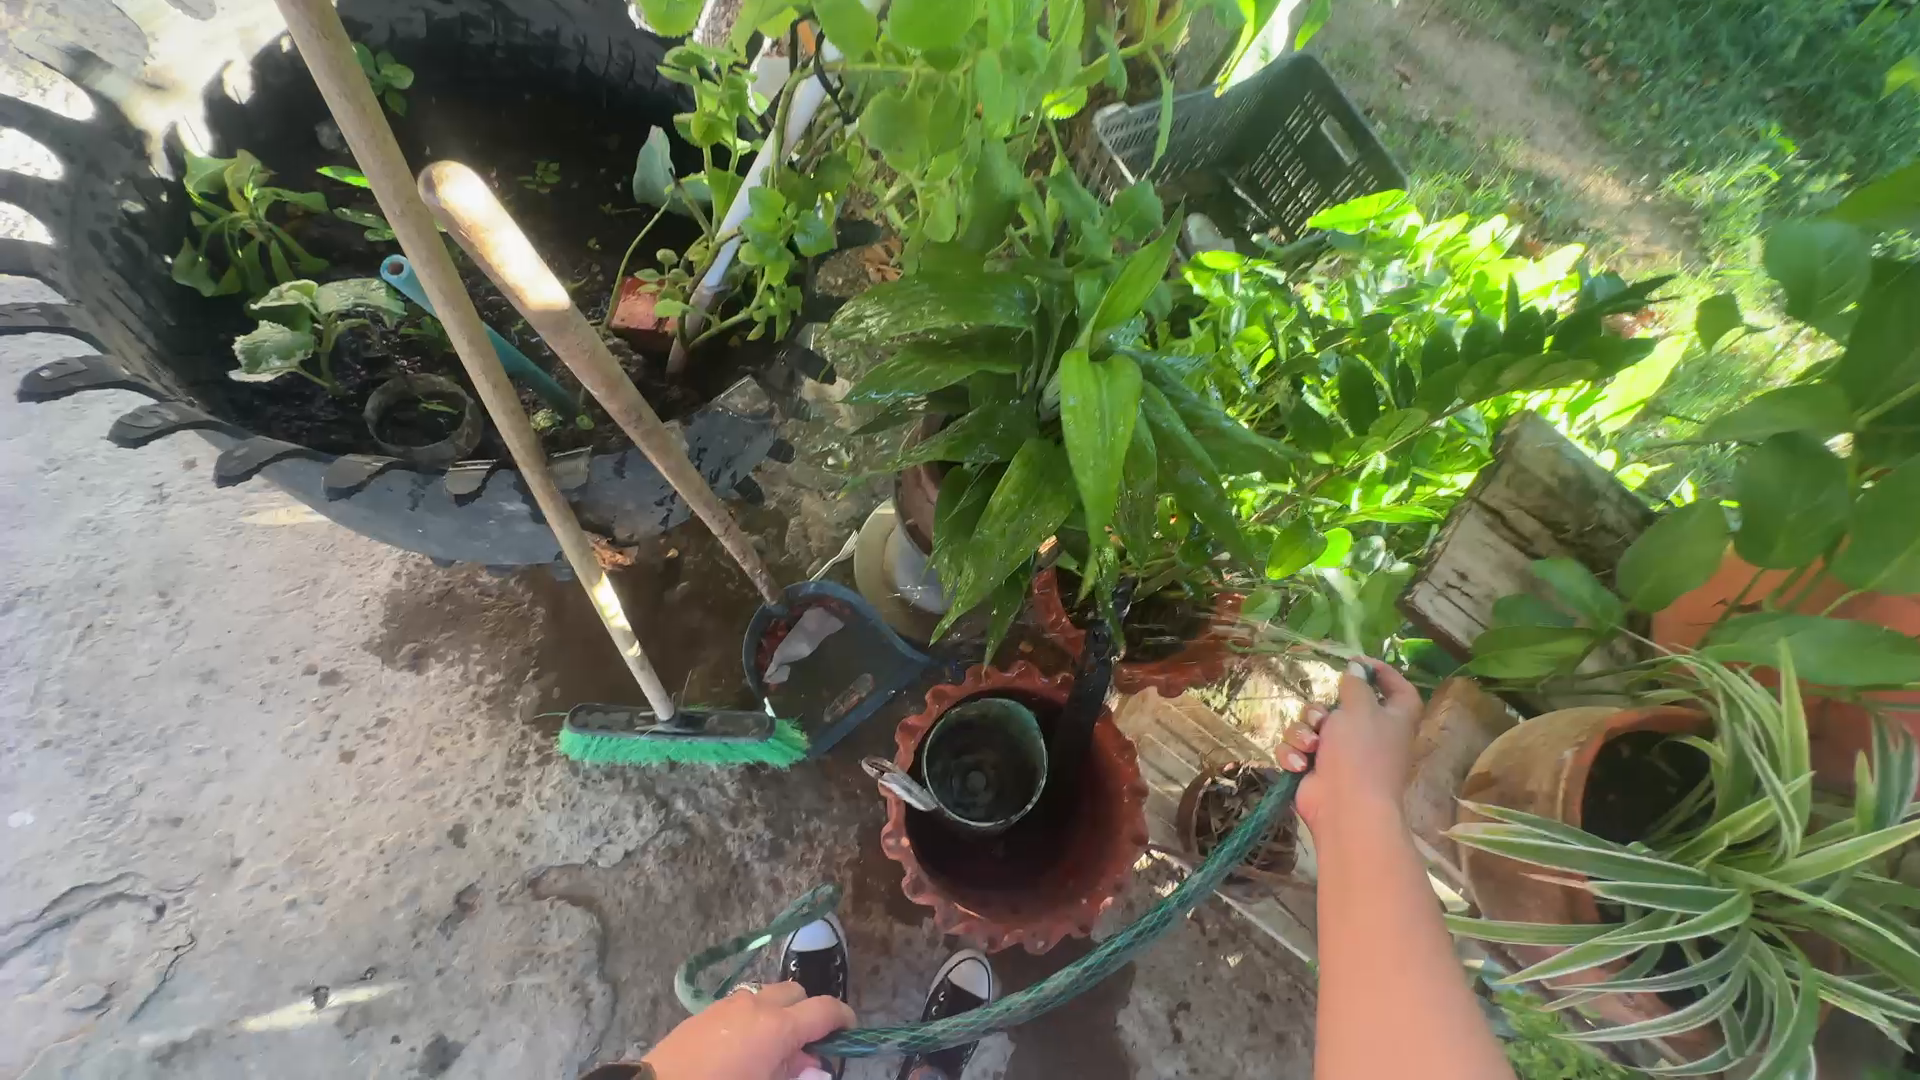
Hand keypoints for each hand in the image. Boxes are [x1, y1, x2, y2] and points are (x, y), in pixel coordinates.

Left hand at [643, 982, 854, 1079]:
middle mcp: (758, 1005)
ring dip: (780, 1015)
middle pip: (797, 992)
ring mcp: (729, 1005)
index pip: (824, 1010)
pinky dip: (754, 1019)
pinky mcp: (706, 1012)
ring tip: (770, 1053)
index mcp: (778, 1028)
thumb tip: (814, 1070)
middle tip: (803, 1051)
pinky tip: (741, 1051)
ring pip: (769, 995)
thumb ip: (795, 1077)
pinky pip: (743, 1005)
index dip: (842, 1018)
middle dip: (807, 1014)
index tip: (849, 1031)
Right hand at [1276, 657, 1422, 831]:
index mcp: (1391, 720)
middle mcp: (1366, 735)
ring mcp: (1338, 754)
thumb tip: (1357, 670)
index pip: (1399, 691)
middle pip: (1339, 707)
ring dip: (1303, 733)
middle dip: (1321, 710)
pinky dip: (1293, 754)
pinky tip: (1299, 765)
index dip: (1384, 674)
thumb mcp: (1360, 710)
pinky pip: (1295, 748)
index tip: (1359, 663)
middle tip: (1323, 720)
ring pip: (1309, 726)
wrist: (1344, 807)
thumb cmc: (1361, 755)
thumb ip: (1356, 687)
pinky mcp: (1313, 769)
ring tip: (1310, 748)